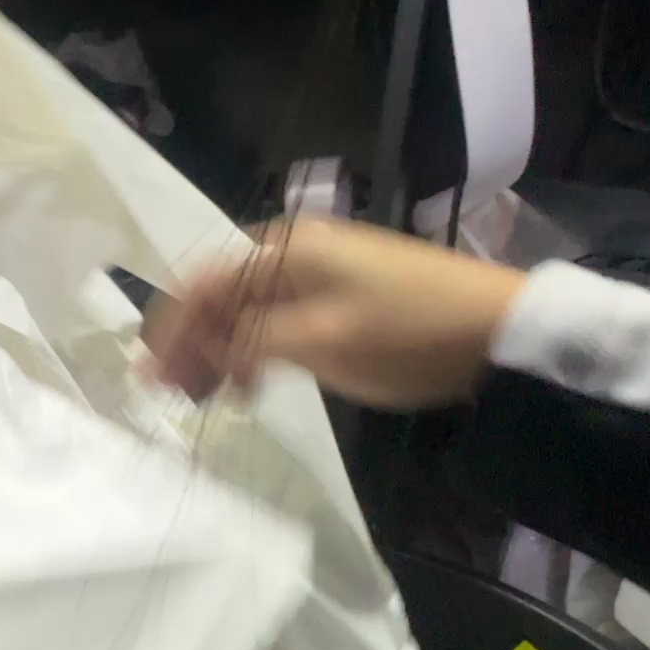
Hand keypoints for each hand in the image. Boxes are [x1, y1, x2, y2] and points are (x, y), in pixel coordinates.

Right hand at [141, 217, 527, 409]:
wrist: (497, 331)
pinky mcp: (330, 303)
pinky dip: (251, 356)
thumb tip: (190, 347)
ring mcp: (311, 278)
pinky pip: (272, 326)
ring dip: (217, 354)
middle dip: (190, 345)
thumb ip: (247, 342)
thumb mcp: (322, 340)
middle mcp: (289, 255)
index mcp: (282, 251)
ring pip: (242, 315)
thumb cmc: (406, 331)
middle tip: (172, 395)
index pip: (203, 284)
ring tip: (203, 398)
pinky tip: (245, 387)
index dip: (170, 329)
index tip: (151, 374)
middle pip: (218, 298)